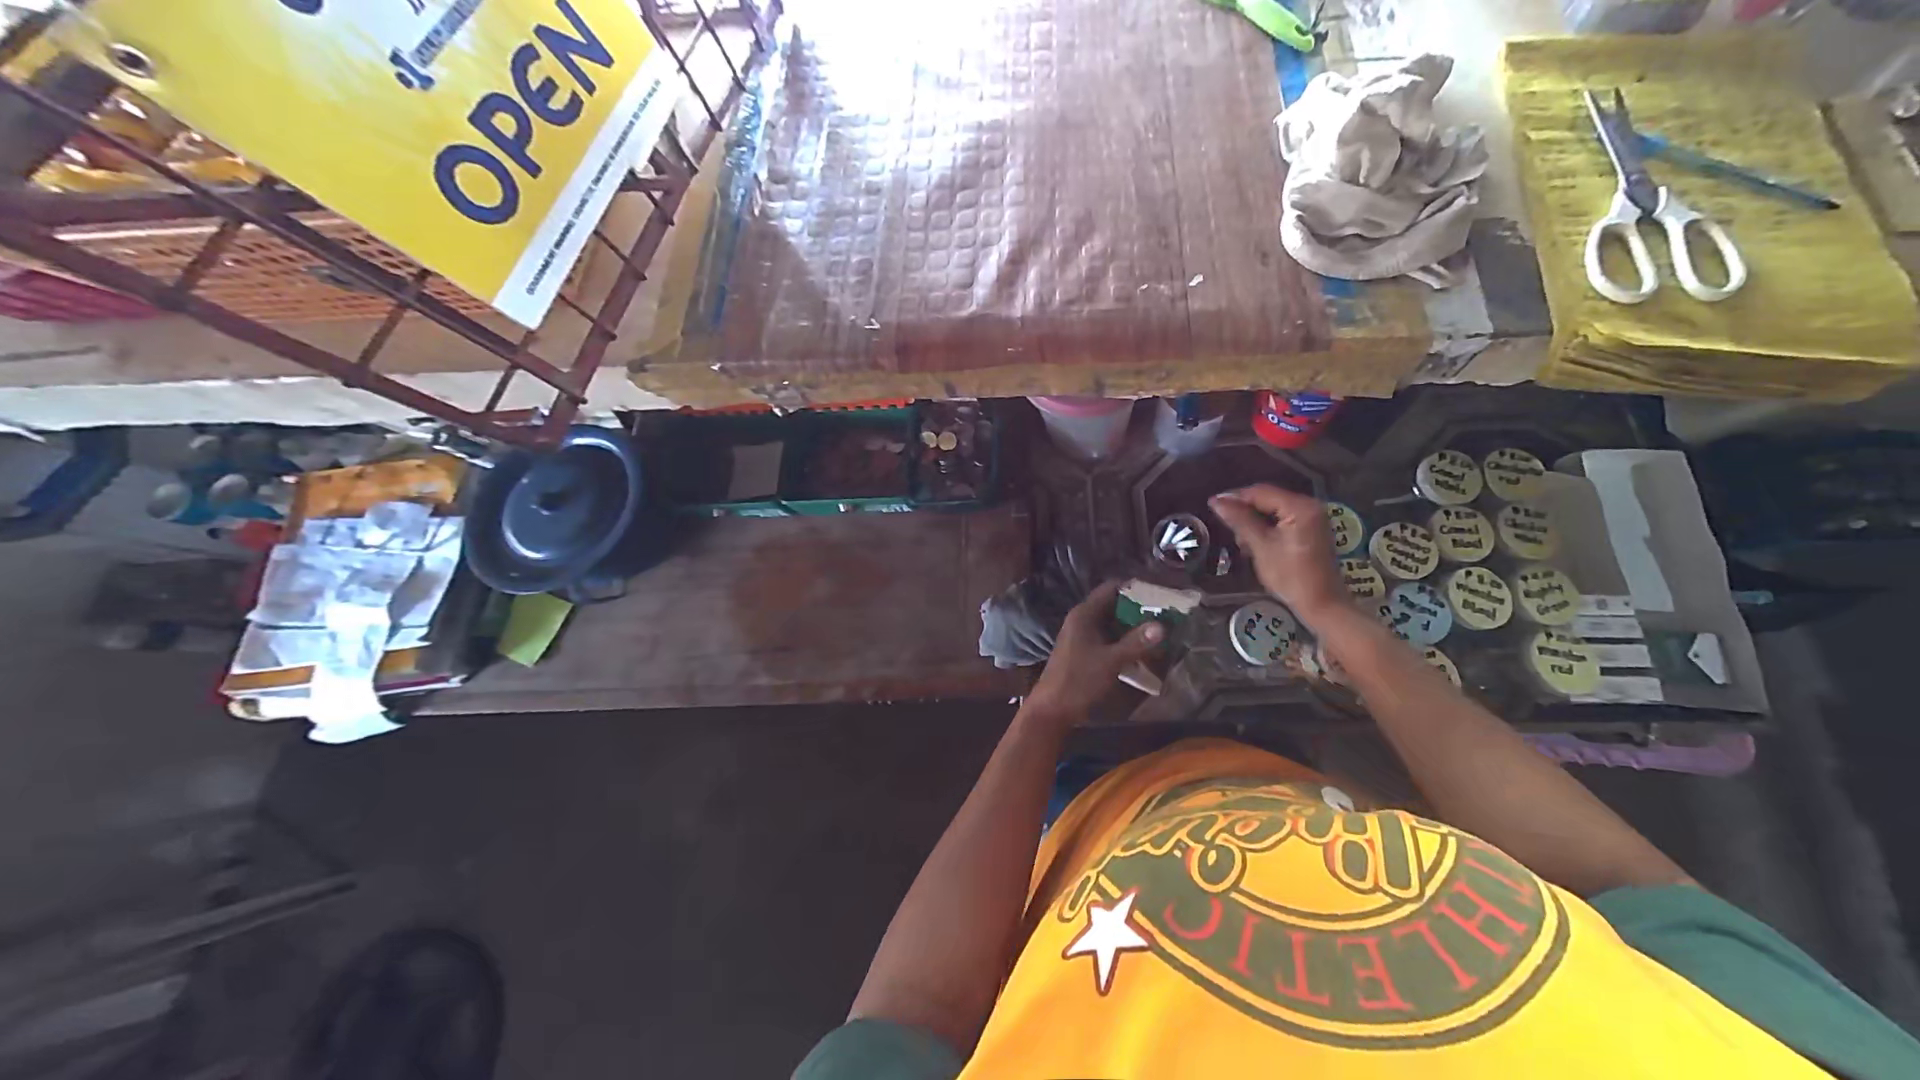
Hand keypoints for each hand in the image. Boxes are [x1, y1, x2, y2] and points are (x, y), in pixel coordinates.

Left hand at [1024, 581, 1163, 721]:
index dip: (1136, 587)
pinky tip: (1144, 650)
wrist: (1053, 709)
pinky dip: (1125, 641)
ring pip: (1113, 624)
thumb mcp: (1111, 661)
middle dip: (1139, 609)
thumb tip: (1162, 625)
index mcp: (1085, 614)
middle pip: (1114, 605)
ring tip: (1161, 631)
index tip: (1160, 593)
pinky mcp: (1085, 651)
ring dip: (1134, 627)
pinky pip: (1109, 639)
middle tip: (1166, 614)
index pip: (1112, 588)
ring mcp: (1083, 636)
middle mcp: (1083, 620)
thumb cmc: (1079, 680)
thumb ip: (1136, 642)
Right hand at [1209, 485, 1348, 626]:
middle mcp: (1310, 506)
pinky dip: (1266, 527)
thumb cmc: (1290, 576)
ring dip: (1253, 521)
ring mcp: (1312, 518)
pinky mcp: (1310, 530)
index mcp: (1300, 507)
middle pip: (1268, 499)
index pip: (1261, 492)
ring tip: (1238, 538)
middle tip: (1223, 522)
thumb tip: (1217, 501)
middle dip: (1244, 510)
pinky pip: (1282, 520)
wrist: (1321, 604)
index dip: (1235, 497)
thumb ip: (1240, 520)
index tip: (1212, 504)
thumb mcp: (1261, 547)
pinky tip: (1253, 542)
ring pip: (1273, 510)